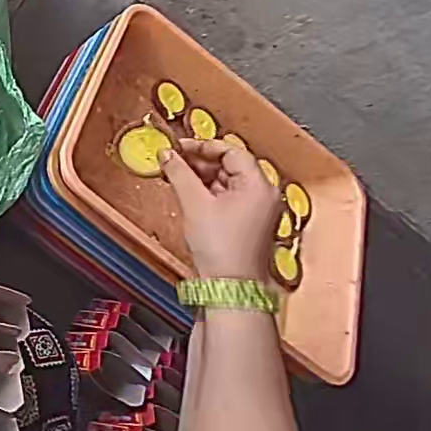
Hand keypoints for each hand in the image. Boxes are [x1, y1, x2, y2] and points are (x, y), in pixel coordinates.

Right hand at [161, 139, 281, 280]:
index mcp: (259, 185)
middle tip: (174, 161)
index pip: (230, 151)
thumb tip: (168, 155)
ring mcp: (257, 208)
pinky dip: (207, 191)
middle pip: (230, 164)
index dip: (202, 146)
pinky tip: (188, 193)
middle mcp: (263, 194)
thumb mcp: (194, 202)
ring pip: (227, 180)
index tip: (180, 147)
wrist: (230, 285)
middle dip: (199, 162)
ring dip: (201, 176)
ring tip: (177, 177)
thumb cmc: (223, 249)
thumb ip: (179, 172)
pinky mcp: (247, 220)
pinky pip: (227, 195)